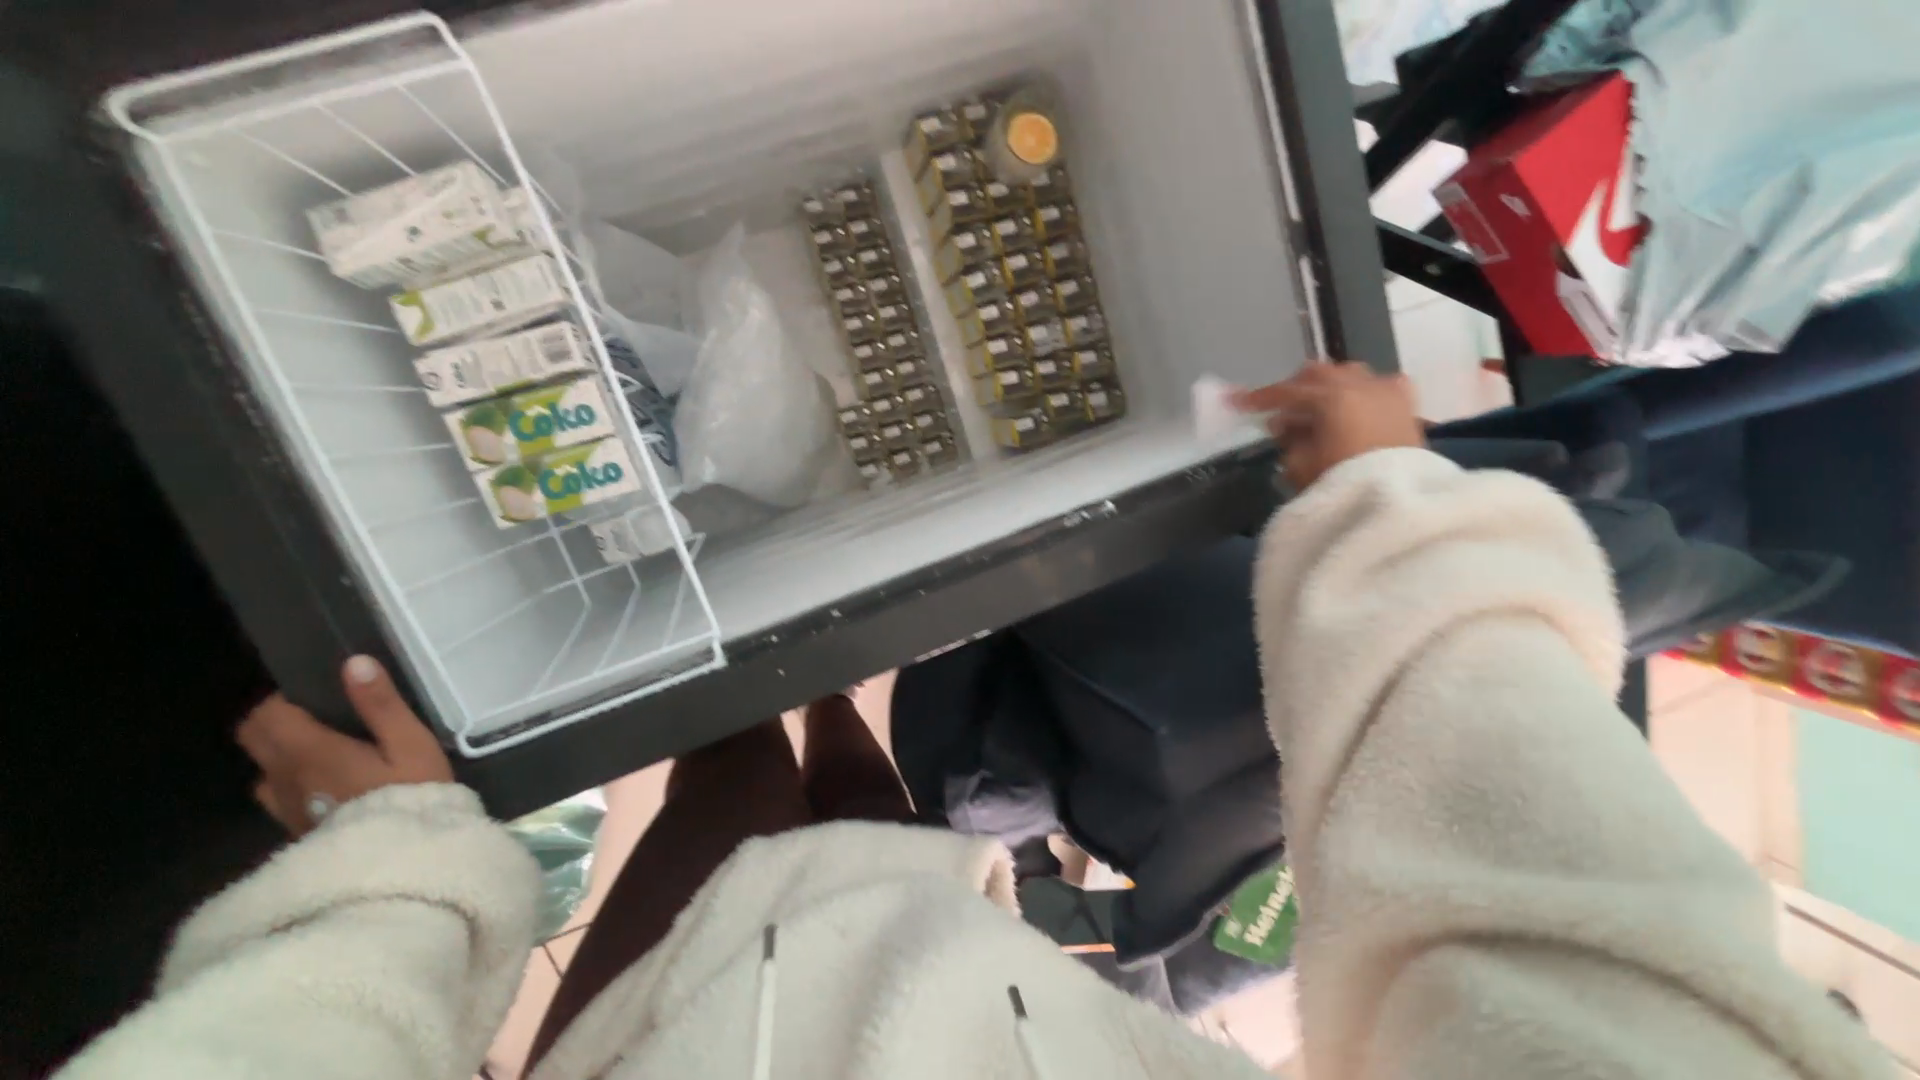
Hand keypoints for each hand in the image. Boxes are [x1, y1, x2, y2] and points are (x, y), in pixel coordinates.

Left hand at [237, 655, 453, 836]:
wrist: (401, 863)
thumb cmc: (411, 795)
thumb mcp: (411, 744)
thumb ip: (380, 704)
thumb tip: (355, 662)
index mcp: (308, 750)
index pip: (266, 714)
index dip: (286, 699)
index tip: (320, 695)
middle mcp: (284, 776)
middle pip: (253, 738)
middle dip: (276, 722)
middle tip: (321, 719)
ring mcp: (284, 807)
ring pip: (263, 770)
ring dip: (283, 756)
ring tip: (325, 754)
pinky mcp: (294, 830)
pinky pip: (278, 797)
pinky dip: (292, 784)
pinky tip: (328, 787)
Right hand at [1232, 363, 1424, 489]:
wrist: (1399, 506)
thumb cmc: (1343, 486)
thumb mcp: (1301, 468)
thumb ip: (1289, 441)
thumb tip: (1284, 425)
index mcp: (1330, 398)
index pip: (1284, 393)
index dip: (1257, 398)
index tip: (1234, 401)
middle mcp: (1359, 386)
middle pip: (1318, 374)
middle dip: (1294, 387)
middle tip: (1278, 406)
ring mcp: (1386, 394)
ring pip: (1351, 373)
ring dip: (1329, 385)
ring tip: (1316, 405)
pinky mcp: (1406, 408)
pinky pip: (1384, 385)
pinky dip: (1365, 390)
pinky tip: (1358, 403)